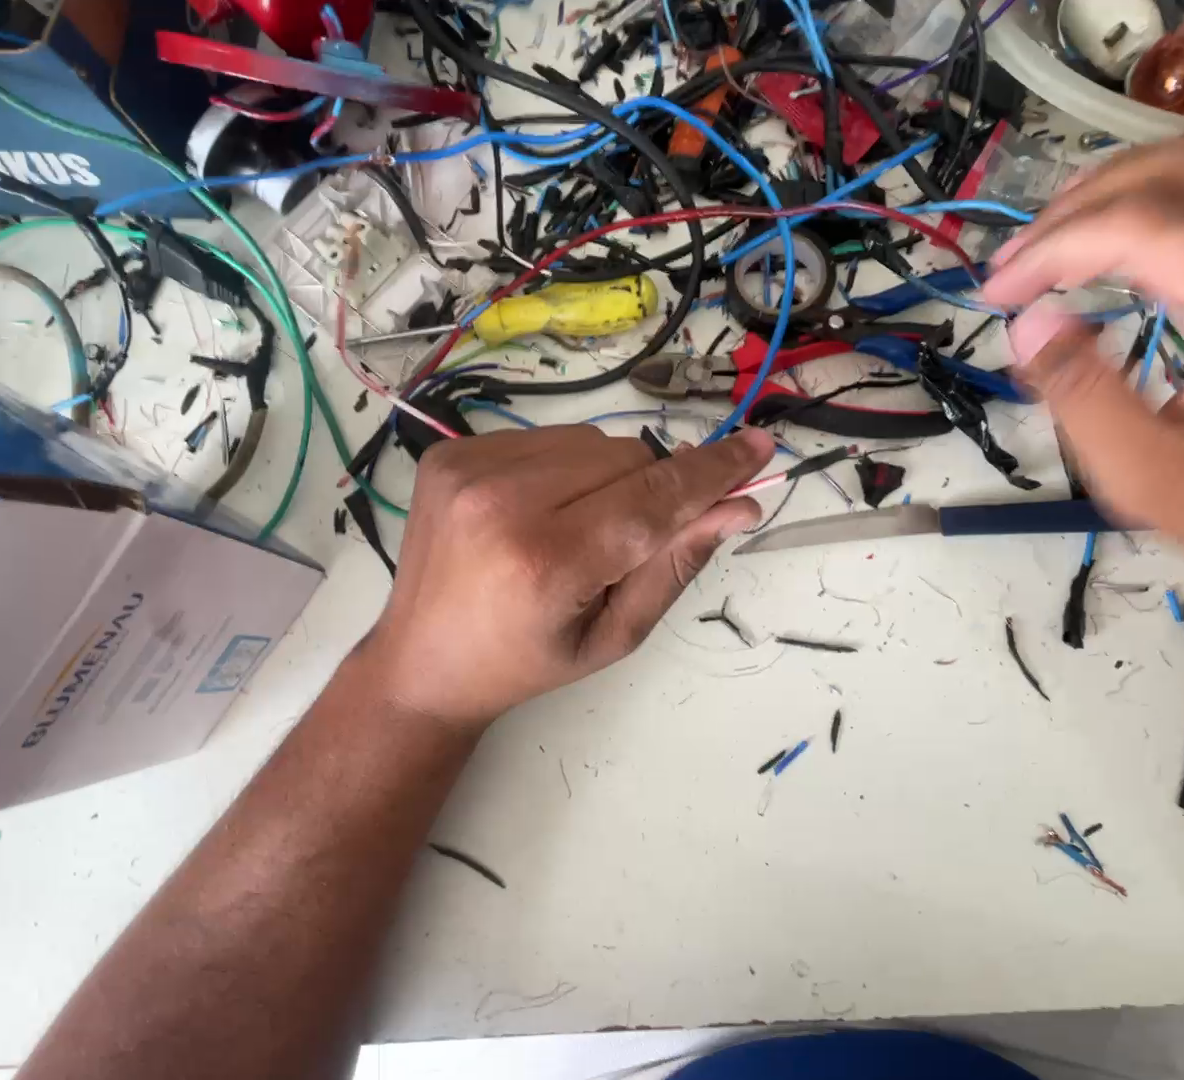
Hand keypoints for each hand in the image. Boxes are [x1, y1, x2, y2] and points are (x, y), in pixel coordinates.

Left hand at [357, 425, 773, 728]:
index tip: (759, 448)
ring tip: (577, 530)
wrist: (424, 659)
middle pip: (628, 459)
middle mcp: (502, 501)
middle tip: (627, 543)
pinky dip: (565, 469)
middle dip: (651, 492)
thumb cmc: (527, 662)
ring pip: (592, 442)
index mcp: (545, 561)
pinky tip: (541, 512)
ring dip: (609, 478)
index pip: (652, 499)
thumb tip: (737, 507)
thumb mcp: (614, 636)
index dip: (711, 474)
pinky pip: (548, 438)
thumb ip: (675, 565)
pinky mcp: (451, 451)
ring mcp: (468, 468)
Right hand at [982, 131, 1183, 623]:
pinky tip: (1133, 223)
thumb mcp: (1150, 478)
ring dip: (1126, 184)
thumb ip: (1081, 397)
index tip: (996, 292)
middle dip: (1079, 209)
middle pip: (1182, 170)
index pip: (1147, 226)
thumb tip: (1028, 325)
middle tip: (1016, 263)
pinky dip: (1177, 186)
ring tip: (1059, 232)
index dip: (1056, 247)